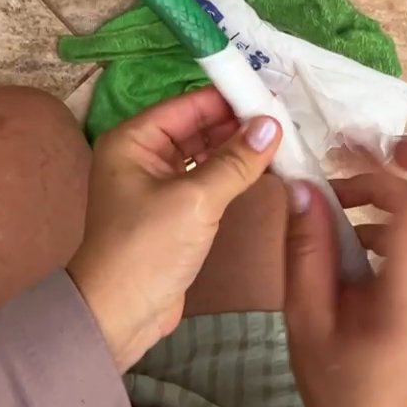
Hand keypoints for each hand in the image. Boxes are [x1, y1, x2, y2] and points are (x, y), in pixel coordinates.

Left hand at [69, 88, 282, 370]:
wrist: (121, 311)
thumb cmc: (148, 248)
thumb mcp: (195, 200)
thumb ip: (235, 161)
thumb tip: (271, 124)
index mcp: (132, 141)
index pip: (185, 106)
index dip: (227, 99)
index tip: (271, 95)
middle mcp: (140, 155)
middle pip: (194, 127)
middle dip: (236, 124)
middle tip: (285, 119)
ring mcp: (154, 184)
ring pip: (201, 154)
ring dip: (236, 149)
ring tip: (281, 141)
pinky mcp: (170, 210)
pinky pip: (203, 180)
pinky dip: (229, 174)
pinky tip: (262, 169)